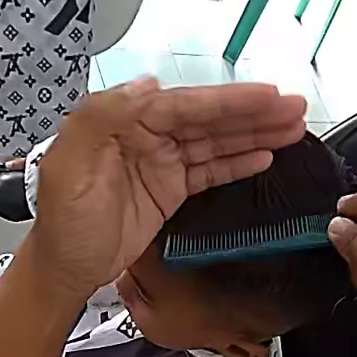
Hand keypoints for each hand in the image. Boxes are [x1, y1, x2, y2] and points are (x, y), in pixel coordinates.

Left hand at [25, 79, 306, 298]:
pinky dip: (238, 162)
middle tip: (292, 107)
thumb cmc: (63, 225)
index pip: (185, 107)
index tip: (265, 96)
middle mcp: (145, 138)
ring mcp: (161, 164)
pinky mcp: (171, 189)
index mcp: (122, 124)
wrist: (68, 269)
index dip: (229, 102)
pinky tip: (263, 155)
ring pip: (215, 143)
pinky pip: (210, 170)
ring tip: (291, 127)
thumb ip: (103, 117)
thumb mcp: (69, 166)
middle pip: (208, 120)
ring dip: (254, 134)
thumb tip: (146, 86)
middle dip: (253, 113)